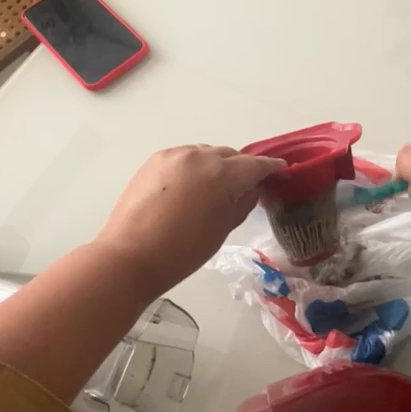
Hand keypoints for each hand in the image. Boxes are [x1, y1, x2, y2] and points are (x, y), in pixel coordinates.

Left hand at [93, 145, 284, 295]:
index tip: (281, 171)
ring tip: (212, 188)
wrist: (129, 257)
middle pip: (231, 155)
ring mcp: (175, 155)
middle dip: (241, 168)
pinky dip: (193, 167)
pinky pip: (185, 157)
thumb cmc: (182, 252)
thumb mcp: (223, 230)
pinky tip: (189, 187)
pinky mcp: (155, 160)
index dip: (271, 168)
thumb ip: (243, 203)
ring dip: (215, 166)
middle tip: (244, 187)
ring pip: (206, 153)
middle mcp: (200, 156)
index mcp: (222, 174)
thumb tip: (251, 188)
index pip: (255, 165)